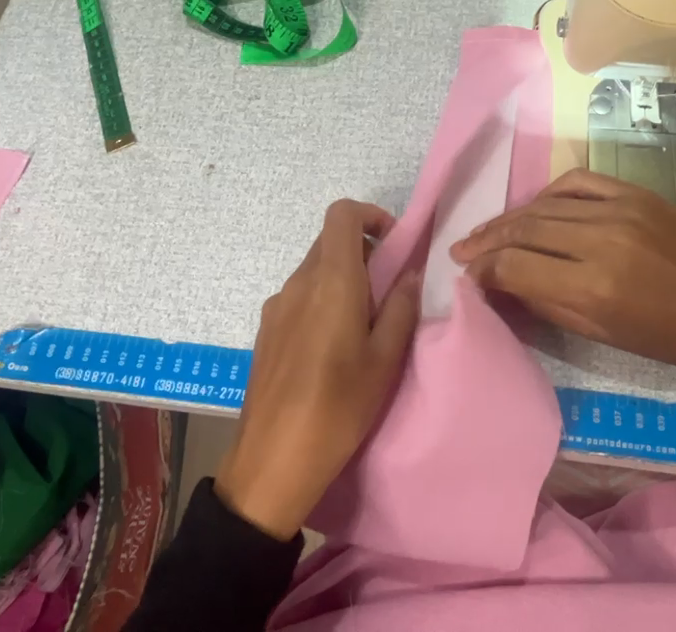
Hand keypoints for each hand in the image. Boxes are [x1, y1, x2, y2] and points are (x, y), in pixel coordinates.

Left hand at [215, 200, 420, 538]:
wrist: (272, 462)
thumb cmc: (338, 408)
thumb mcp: (385, 360)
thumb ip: (401, 308)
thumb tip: (410, 274)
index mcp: (330, 280)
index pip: (342, 214)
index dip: (370, 215)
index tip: (395, 245)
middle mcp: (298, 283)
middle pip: (329, 242)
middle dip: (364, 252)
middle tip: (390, 291)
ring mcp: (276, 307)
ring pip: (314, 271)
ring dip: (343, 279)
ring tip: (366, 327)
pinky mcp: (266, 332)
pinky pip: (300, 298)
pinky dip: (323, 301)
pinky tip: (334, 349)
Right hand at [449, 169, 675, 387]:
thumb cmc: (669, 340)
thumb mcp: (601, 334)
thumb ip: (545, 303)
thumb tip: (500, 282)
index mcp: (593, 286)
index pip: (514, 264)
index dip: (483, 269)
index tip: (467, 274)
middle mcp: (601, 239)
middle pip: (523, 228)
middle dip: (486, 240)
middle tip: (462, 249)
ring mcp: (620, 209)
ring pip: (544, 204)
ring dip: (509, 217)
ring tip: (487, 231)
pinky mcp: (636, 193)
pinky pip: (578, 182)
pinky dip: (548, 193)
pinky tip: (535, 207)